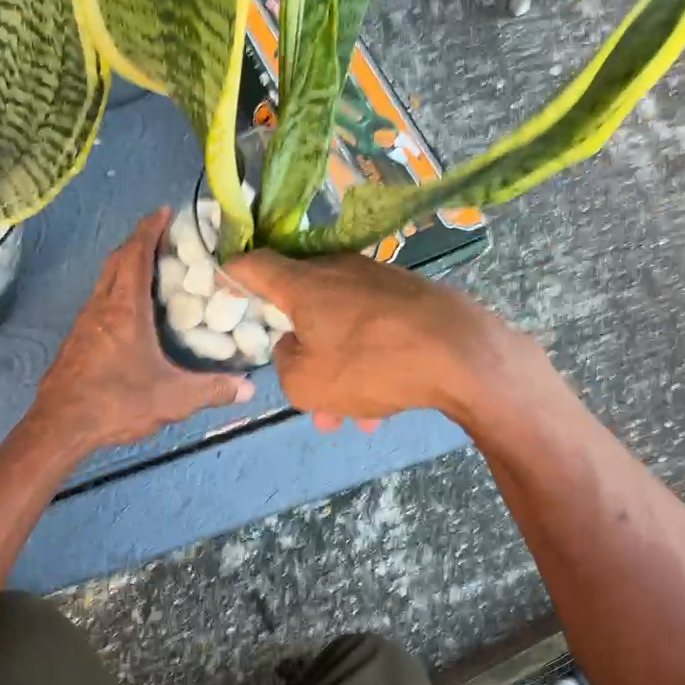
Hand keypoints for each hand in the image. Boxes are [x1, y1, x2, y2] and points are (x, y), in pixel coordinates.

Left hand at [29, 208, 254, 451]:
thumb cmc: (116, 402)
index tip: (164, 211)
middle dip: (137, 243)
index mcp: (124, 308)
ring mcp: (82, 325)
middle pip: (116, 261)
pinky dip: (114, 294)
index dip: (149, 229)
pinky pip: (97, 304)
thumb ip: (212, 390)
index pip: (135, 254)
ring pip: (103, 283)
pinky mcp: (74, 343)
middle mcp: (100, 308)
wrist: (60, 426)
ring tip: (149, 273)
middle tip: (162, 240)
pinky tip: (128, 315)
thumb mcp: (173, 398)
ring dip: (123, 269)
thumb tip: (249, 388)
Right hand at [227, 250, 525, 430]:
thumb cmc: (370, 364)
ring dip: (337, 371)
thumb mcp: (306, 383)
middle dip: (298, 352)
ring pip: (341, 329)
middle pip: (302, 306)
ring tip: (348, 420)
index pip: (254, 264)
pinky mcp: (410, 299)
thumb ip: (285, 364)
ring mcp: (378, 282)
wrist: (463, 355)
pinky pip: (373, 333)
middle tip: (301, 392)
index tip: (221, 282)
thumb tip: (294, 346)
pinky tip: (380, 411)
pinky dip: (368, 366)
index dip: (232, 273)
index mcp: (303, 283)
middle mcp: (338, 271)